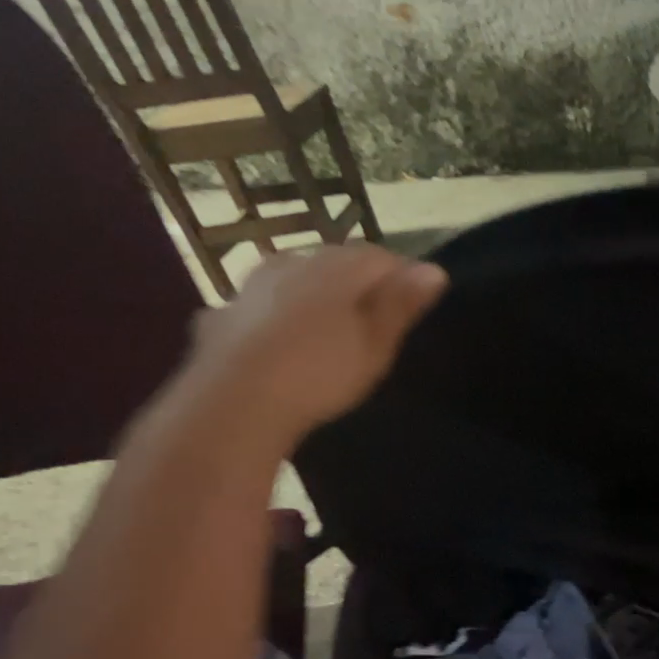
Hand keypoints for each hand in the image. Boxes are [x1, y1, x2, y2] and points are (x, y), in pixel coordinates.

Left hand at [175, 244, 447, 451]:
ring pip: (294, 278)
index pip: (380, 256)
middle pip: (335, 262)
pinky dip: (273, 314)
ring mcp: (253, 285)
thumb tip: (434, 268)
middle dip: (358, 282)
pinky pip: (258, 305)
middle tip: (376, 320)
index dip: (402, 276)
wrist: (236, 401)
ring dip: (314, 293)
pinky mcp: (224, 313)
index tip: (416, 304)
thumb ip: (401, 304)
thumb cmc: (320, 373)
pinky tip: (275, 337)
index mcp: (336, 268)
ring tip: (328, 326)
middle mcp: (293, 263)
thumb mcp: (375, 344)